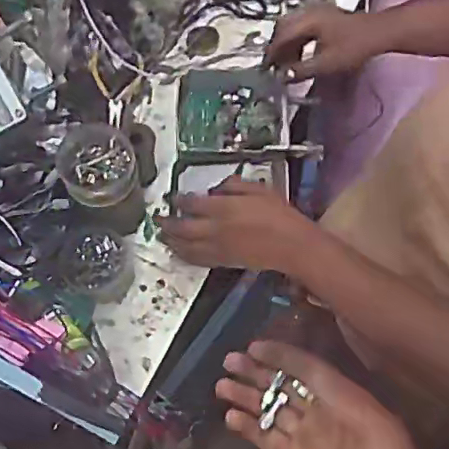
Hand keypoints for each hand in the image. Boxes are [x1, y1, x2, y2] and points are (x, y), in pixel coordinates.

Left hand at [161, 178, 321, 271]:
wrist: (292, 246)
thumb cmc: (280, 215)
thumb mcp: (260, 190)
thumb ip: (235, 186)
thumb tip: (217, 187)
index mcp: (224, 208)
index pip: (192, 203)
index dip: (179, 201)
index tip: (172, 198)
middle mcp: (215, 228)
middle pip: (182, 227)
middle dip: (166, 223)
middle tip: (157, 219)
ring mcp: (217, 247)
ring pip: (185, 246)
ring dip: (170, 240)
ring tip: (161, 236)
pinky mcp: (222, 262)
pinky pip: (197, 259)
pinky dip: (184, 255)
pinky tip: (179, 252)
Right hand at [217, 341, 441, 448]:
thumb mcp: (372, 419)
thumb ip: (339, 393)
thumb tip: (305, 370)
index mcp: (342, 398)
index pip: (306, 369)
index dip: (281, 356)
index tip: (254, 347)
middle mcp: (320, 413)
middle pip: (283, 386)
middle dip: (256, 372)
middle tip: (230, 361)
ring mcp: (305, 439)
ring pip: (269, 410)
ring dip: (246, 396)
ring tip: (222, 386)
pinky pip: (266, 440)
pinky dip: (249, 428)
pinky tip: (231, 418)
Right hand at [266, 2, 388, 79]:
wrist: (380, 33)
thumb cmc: (354, 47)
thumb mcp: (326, 63)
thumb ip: (301, 71)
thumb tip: (283, 77)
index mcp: (307, 20)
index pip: (281, 36)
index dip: (272, 54)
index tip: (266, 69)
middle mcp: (310, 11)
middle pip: (283, 27)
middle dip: (277, 47)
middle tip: (274, 66)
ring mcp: (318, 12)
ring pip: (292, 27)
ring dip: (287, 45)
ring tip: (287, 64)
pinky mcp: (325, 17)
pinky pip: (302, 27)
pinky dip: (297, 41)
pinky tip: (299, 55)